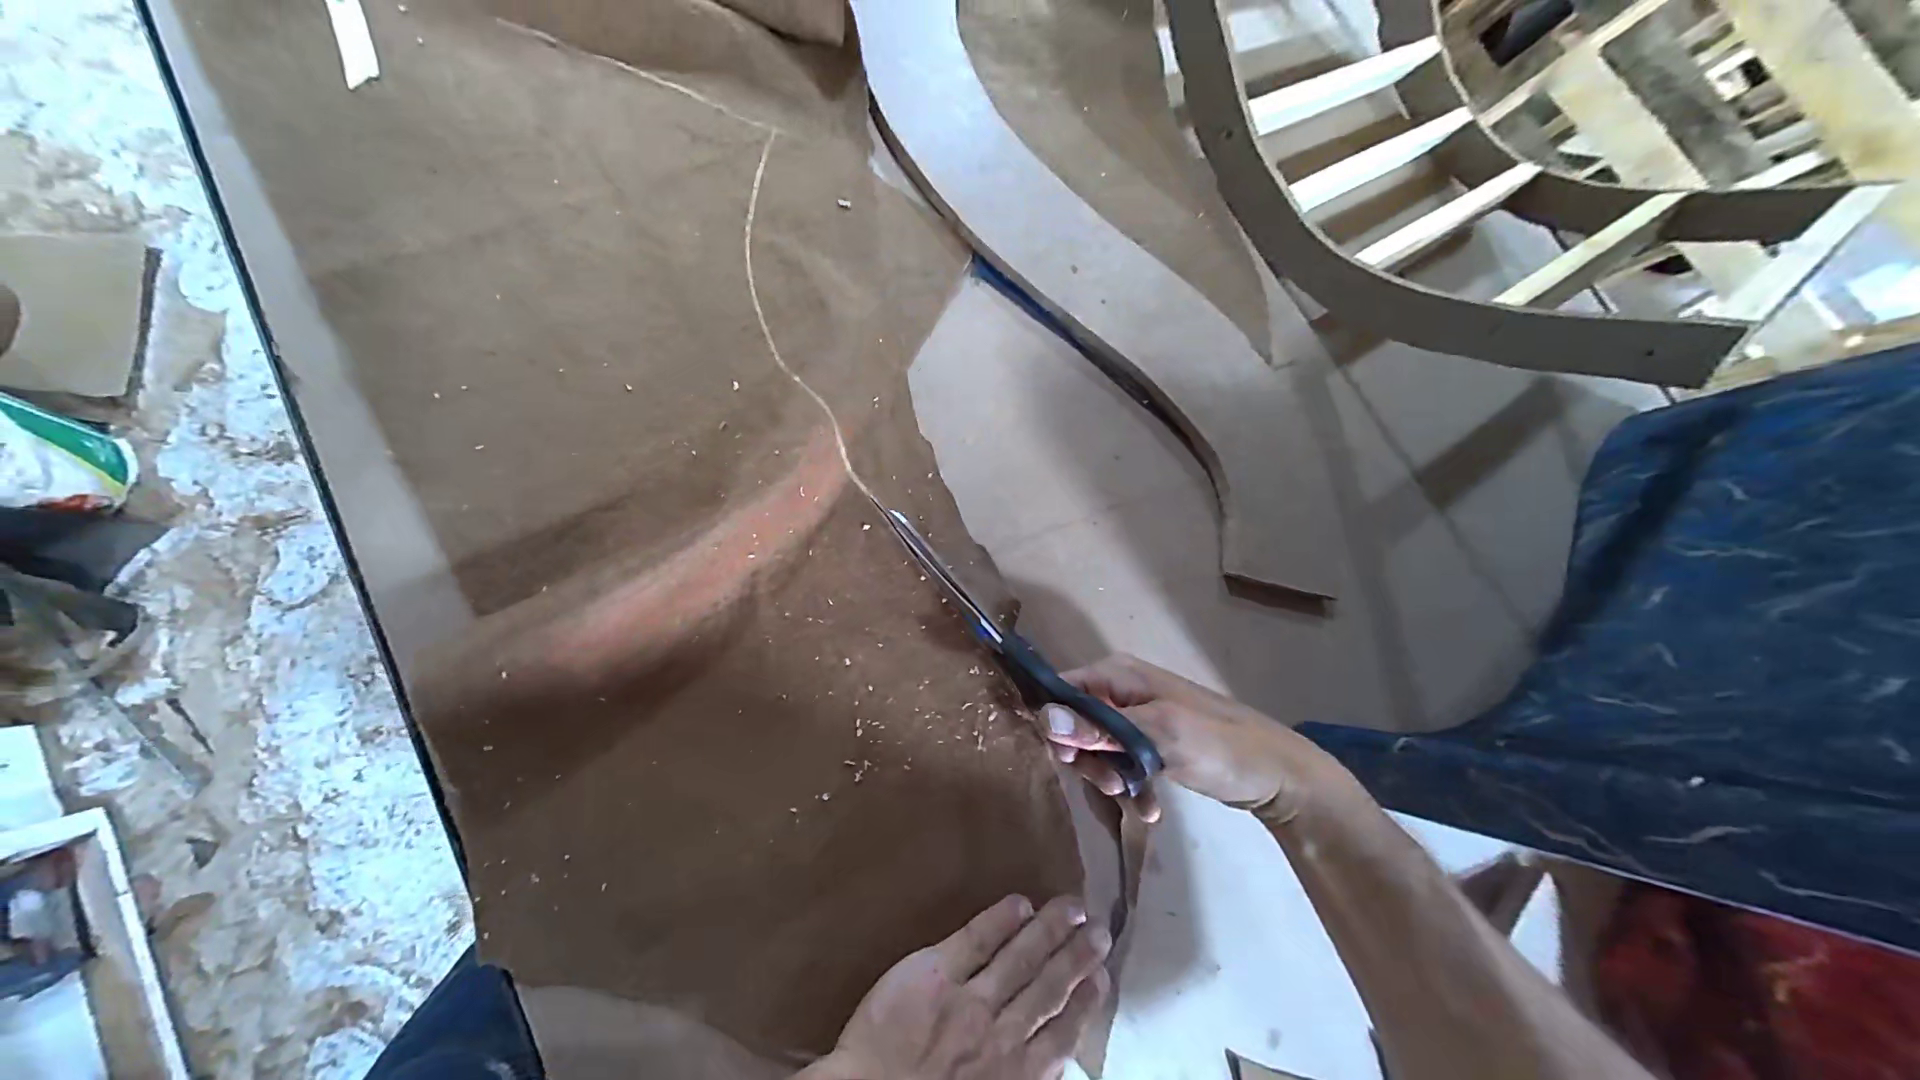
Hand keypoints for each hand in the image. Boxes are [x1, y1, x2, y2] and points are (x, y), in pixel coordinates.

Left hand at [800, 895, 1109, 1079]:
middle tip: (1100, 929)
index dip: (1085, 1002)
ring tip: (1073, 907)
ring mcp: (968, 1001)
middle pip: (1047, 988)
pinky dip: (1000, 921)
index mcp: (1014, 1076)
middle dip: (1077, 957)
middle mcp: (999, 1036)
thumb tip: (1048, 1052)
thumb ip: (1018, 1075)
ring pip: (1020, 958)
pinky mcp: (933, 972)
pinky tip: (1020, 903)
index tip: (1101, 975)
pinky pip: (974, 940)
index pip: (1061, 1034)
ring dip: (1051, 931)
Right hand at [1043, 653, 1335, 823]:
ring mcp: (1135, 718)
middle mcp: (1120, 690)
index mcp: (1118, 674)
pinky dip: (1129, 786)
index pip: (1061, 690)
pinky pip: (1118, 763)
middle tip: (1111, 785)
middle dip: (1086, 758)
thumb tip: (1043, 717)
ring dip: (1107, 777)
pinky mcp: (1148, 744)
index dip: (1055, 725)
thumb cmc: (1222, 746)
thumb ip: (1100, 727)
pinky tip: (1149, 808)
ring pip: (1094, 748)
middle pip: (1073, 723)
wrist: (1280, 777)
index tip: (1068, 761)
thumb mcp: (1159, 734)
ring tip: (1133, 798)